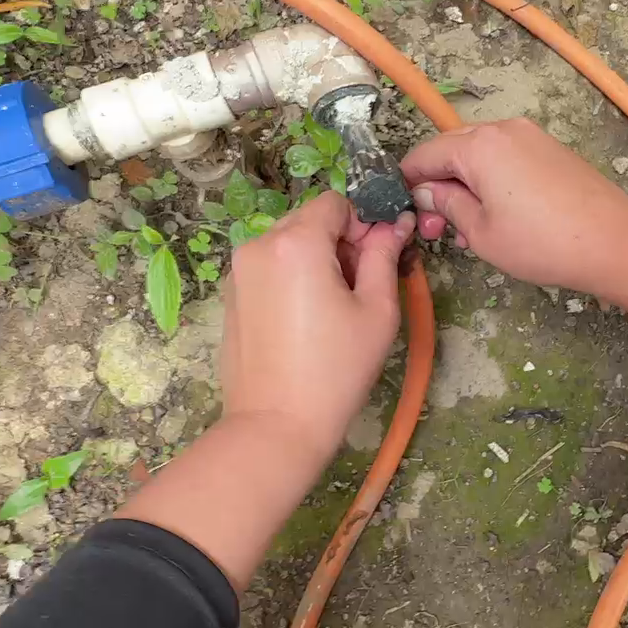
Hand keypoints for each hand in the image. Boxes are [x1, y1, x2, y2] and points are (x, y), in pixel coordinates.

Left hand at [219, 191, 413, 465]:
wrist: (277, 424)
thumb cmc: (337, 368)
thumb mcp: (377, 310)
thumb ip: (385, 256)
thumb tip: (397, 224)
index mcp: (296, 242)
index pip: (336, 203)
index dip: (363, 225)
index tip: (378, 261)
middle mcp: (259, 244)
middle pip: (310, 220)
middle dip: (339, 242)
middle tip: (359, 288)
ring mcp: (238, 271)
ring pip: (289, 243)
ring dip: (315, 259)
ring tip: (331, 309)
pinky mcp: (231, 296)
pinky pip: (269, 267)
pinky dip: (292, 278)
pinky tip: (305, 321)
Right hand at [399, 118, 627, 294]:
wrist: (612, 241)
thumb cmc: (541, 243)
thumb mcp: (481, 232)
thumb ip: (447, 205)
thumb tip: (428, 192)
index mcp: (478, 146)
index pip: (424, 155)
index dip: (408, 183)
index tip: (406, 211)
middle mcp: (503, 129)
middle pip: (451, 149)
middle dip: (438, 185)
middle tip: (438, 228)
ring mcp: (531, 136)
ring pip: (480, 154)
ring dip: (465, 184)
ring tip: (468, 228)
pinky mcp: (551, 149)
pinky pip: (507, 157)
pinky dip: (492, 180)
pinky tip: (497, 214)